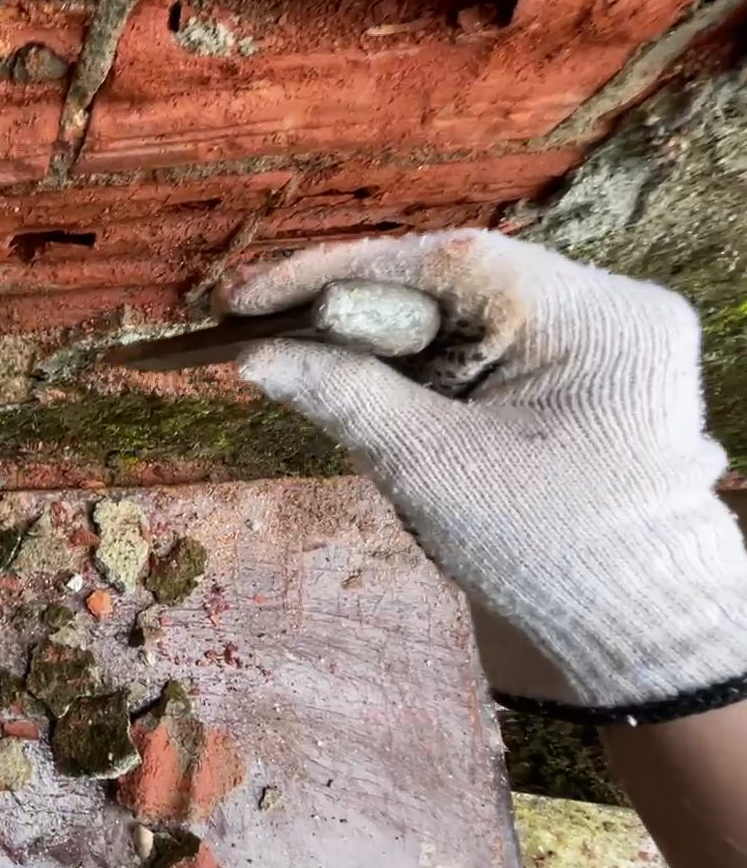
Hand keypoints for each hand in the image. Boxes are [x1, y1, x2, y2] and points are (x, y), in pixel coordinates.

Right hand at [230, 230, 746, 719]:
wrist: (617, 606)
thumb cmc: (539, 541)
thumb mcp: (426, 465)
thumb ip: (342, 398)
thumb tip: (251, 357)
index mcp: (593, 319)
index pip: (447, 261)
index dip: (336, 271)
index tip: (250, 299)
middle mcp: (593, 308)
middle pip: (440, 280)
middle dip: (340, 301)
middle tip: (252, 321)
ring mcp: (573, 336)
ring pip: (438, 311)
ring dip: (356, 331)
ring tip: (281, 348)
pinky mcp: (547, 368)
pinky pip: (449, 343)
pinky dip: (385, 357)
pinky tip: (336, 372)